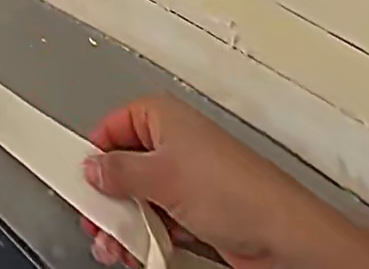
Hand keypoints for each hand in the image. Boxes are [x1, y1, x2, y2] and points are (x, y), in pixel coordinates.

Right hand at [81, 96, 368, 268]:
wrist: (290, 241)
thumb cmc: (236, 191)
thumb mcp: (162, 176)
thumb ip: (118, 171)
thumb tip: (91, 168)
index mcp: (160, 116)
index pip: (110, 128)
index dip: (93, 156)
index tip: (78, 182)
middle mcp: (171, 143)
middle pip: (122, 166)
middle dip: (107, 199)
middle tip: (95, 223)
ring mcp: (185, 179)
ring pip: (139, 198)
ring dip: (123, 225)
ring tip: (114, 247)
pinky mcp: (198, 212)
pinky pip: (158, 220)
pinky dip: (145, 237)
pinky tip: (136, 254)